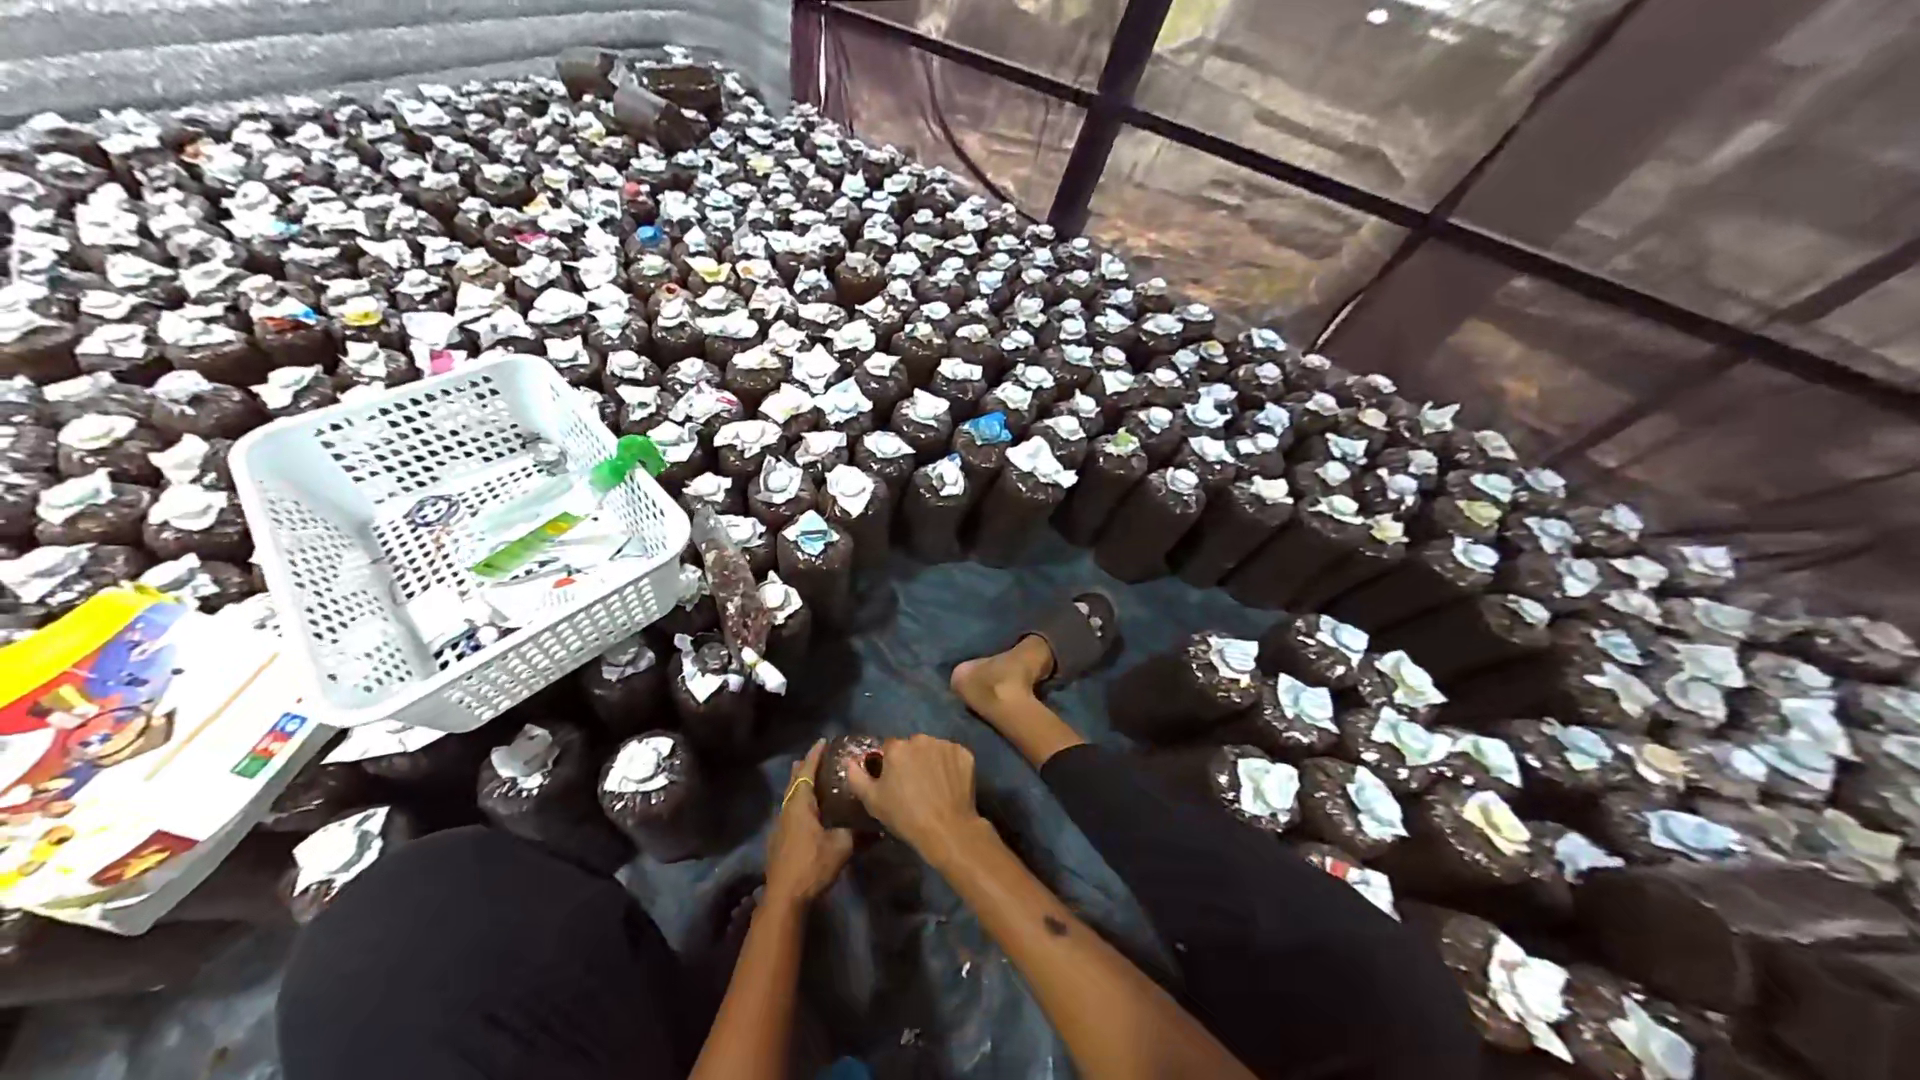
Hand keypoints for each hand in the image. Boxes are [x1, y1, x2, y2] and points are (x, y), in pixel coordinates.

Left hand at [765, 739, 854, 907]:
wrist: (784, 897)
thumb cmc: (812, 865)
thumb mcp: (842, 847)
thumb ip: (858, 833)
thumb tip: (879, 827)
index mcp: (800, 805)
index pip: (806, 772)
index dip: (814, 756)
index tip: (823, 741)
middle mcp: (787, 810)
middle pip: (794, 781)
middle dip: (804, 767)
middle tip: (818, 757)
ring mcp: (780, 826)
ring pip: (790, 796)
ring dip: (800, 785)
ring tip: (813, 779)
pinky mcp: (779, 840)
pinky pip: (790, 810)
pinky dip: (799, 801)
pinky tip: (808, 811)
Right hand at [846, 735, 984, 856]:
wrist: (947, 828)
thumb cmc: (905, 816)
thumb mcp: (873, 801)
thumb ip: (857, 777)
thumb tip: (850, 761)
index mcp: (897, 748)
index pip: (889, 747)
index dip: (890, 763)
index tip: (894, 780)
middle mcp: (922, 739)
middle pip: (913, 745)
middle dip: (912, 758)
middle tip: (914, 783)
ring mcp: (946, 745)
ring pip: (933, 748)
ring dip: (931, 760)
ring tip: (933, 785)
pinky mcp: (965, 753)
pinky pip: (952, 755)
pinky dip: (950, 765)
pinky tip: (949, 784)